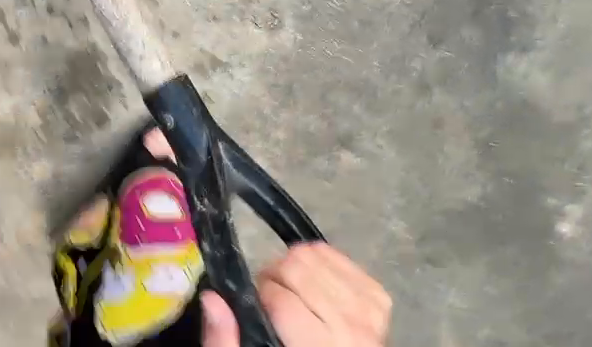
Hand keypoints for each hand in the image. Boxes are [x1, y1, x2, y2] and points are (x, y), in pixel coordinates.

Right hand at [201, 244, 390, 346]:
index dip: (261, 295)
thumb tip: (212, 298)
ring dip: (295, 267)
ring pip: (316, 254)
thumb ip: (227, 343)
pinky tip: (314, 285)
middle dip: (275, 276)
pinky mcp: (379, 300)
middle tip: (272, 297)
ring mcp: (372, 314)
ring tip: (292, 292)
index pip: (283, 301)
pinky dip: (318, 262)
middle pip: (299, 268)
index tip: (258, 305)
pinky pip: (338, 255)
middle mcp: (354, 333)